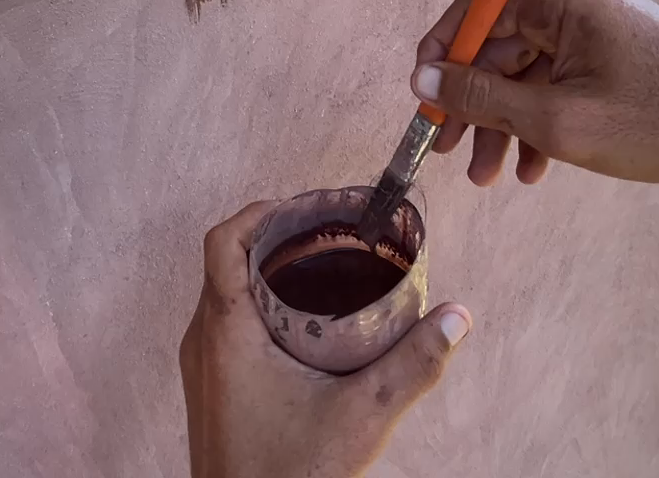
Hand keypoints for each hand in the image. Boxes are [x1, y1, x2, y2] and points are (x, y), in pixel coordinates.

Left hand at [180, 202, 473, 477]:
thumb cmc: (292, 476)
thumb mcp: (361, 417)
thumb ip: (413, 364)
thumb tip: (458, 315)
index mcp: (225, 329)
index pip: (221, 241)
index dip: (255, 212)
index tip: (298, 208)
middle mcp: (202, 337)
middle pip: (225, 260)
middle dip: (270, 238)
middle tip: (321, 234)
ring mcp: (200, 364)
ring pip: (224, 291)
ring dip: (261, 270)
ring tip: (315, 267)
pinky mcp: (208, 386)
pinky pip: (224, 320)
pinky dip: (255, 302)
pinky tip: (299, 319)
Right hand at [414, 0, 658, 185]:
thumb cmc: (658, 124)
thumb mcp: (557, 119)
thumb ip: (481, 98)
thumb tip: (421, 79)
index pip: (476, 11)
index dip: (441, 54)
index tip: (422, 99)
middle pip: (500, 48)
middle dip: (478, 106)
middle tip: (453, 153)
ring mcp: (595, 25)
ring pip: (528, 72)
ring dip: (506, 123)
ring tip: (492, 176)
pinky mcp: (612, 52)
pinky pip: (559, 81)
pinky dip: (541, 121)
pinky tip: (533, 167)